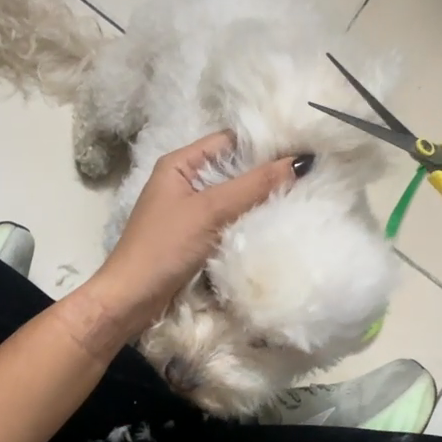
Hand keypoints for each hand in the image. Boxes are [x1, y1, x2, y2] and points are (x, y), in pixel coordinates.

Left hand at [82, 131, 303, 333]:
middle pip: (234, 170)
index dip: (265, 143)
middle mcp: (183, 182)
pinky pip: (227, 223)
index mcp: (179, 164)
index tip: (303, 149)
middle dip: (267, 174)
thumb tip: (301, 160)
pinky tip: (274, 224)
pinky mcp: (193, 239)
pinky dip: (247, 223)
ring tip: (302, 196)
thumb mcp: (209, 211)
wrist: (130, 300)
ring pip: (233, 198)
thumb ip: (254, 185)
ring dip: (259, 201)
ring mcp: (188, 212)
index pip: (231, 141)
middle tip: (310, 175)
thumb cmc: (163, 248)